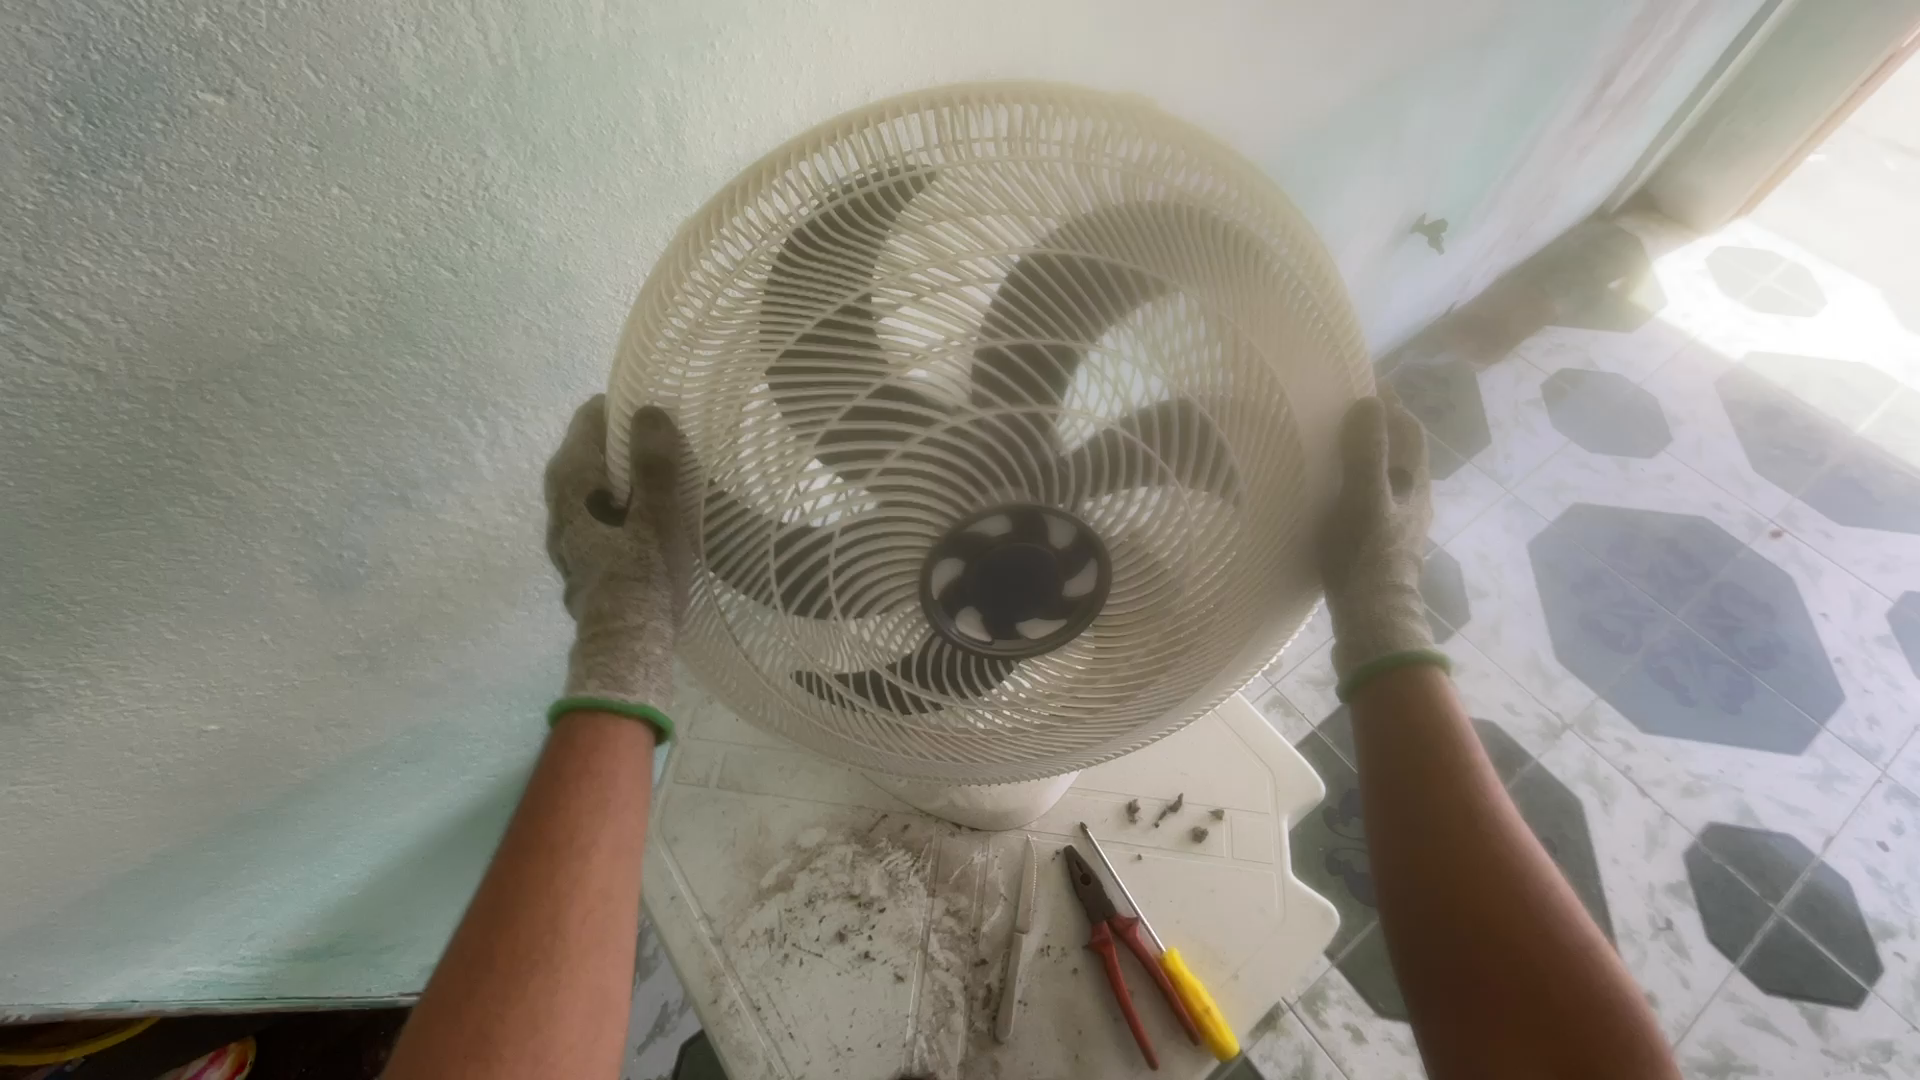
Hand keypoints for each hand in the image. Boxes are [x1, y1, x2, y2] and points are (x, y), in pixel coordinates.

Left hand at [544, 395, 688, 734]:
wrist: (627, 648)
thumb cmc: (644, 581)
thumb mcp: (659, 518)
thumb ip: (655, 464)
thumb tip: (649, 411)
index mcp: (572, 485)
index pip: (589, 420)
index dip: (624, 408)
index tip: (660, 410)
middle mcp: (559, 504)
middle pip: (590, 452)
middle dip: (627, 441)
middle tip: (672, 442)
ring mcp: (568, 533)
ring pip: (595, 484)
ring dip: (626, 474)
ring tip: (668, 477)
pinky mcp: (583, 557)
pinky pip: (602, 511)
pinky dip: (624, 502)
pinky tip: (654, 519)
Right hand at [1318, 391, 1444, 697]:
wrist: (1370, 619)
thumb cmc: (1364, 557)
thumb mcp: (1362, 499)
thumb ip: (1366, 452)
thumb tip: (1369, 402)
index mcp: (1414, 484)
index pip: (1409, 431)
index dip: (1390, 405)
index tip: (1363, 383)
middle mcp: (1413, 501)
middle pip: (1401, 453)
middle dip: (1378, 429)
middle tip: (1341, 412)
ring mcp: (1397, 526)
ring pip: (1387, 478)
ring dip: (1366, 457)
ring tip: (1331, 447)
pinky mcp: (1379, 546)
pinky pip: (1370, 500)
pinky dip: (1354, 484)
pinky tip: (1331, 493)